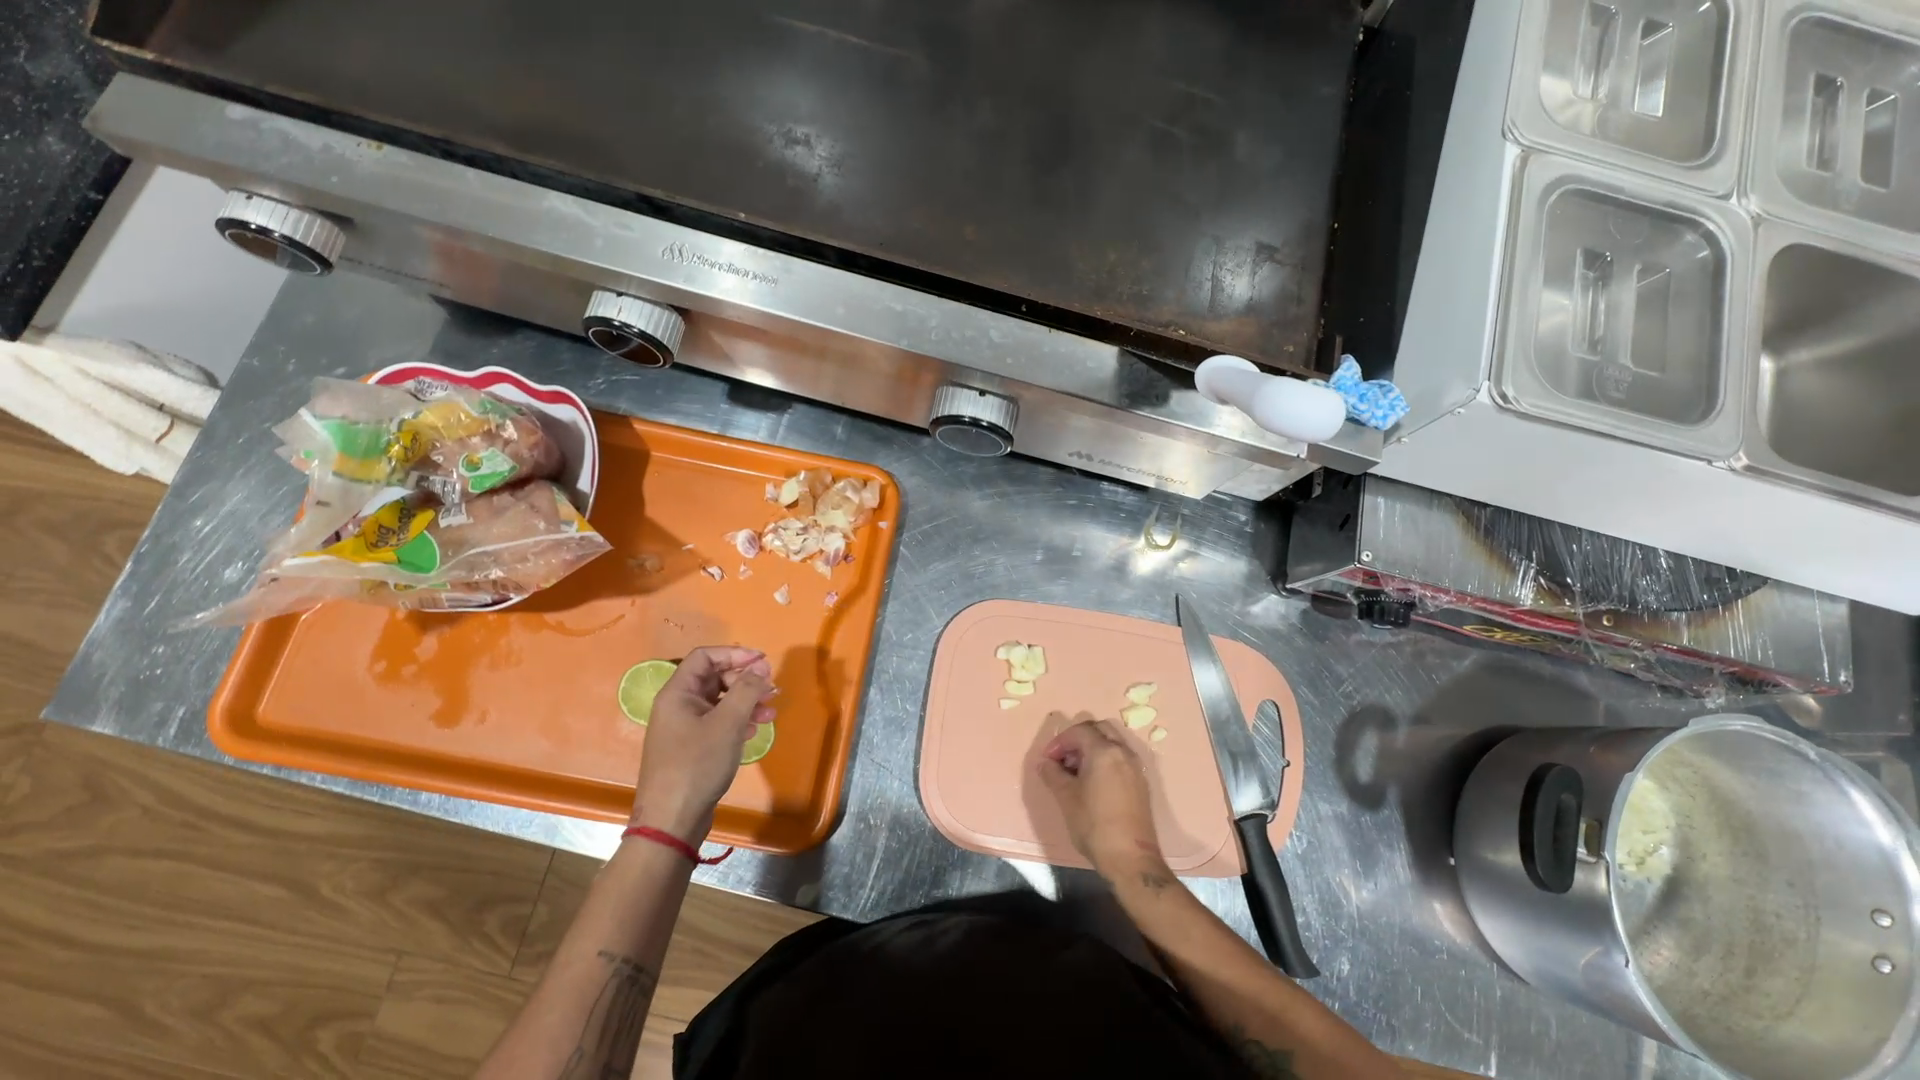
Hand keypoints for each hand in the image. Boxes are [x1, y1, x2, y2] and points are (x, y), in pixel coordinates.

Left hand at [630, 646, 775, 839]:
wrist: (672, 819)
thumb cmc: (697, 764)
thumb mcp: (727, 724)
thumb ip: (746, 690)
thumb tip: (760, 666)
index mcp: (677, 693)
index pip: (705, 657)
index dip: (735, 654)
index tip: (763, 662)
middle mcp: (677, 706)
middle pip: (714, 678)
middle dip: (745, 680)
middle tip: (772, 689)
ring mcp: (683, 728)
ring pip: (719, 702)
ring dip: (746, 702)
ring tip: (772, 710)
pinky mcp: (691, 748)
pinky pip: (717, 723)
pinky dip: (737, 721)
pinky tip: (755, 730)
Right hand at [1036, 714, 1165, 879]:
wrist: (1130, 858)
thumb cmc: (1094, 825)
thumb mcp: (1066, 798)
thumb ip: (1053, 774)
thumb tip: (1045, 763)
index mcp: (1105, 752)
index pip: (1080, 731)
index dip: (1060, 741)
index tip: (1048, 760)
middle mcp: (1124, 753)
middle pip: (1099, 730)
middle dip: (1078, 740)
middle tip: (1062, 760)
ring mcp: (1135, 767)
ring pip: (1111, 744)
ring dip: (1091, 749)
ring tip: (1075, 773)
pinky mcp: (1140, 783)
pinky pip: (1120, 759)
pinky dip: (1104, 761)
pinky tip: (1092, 784)